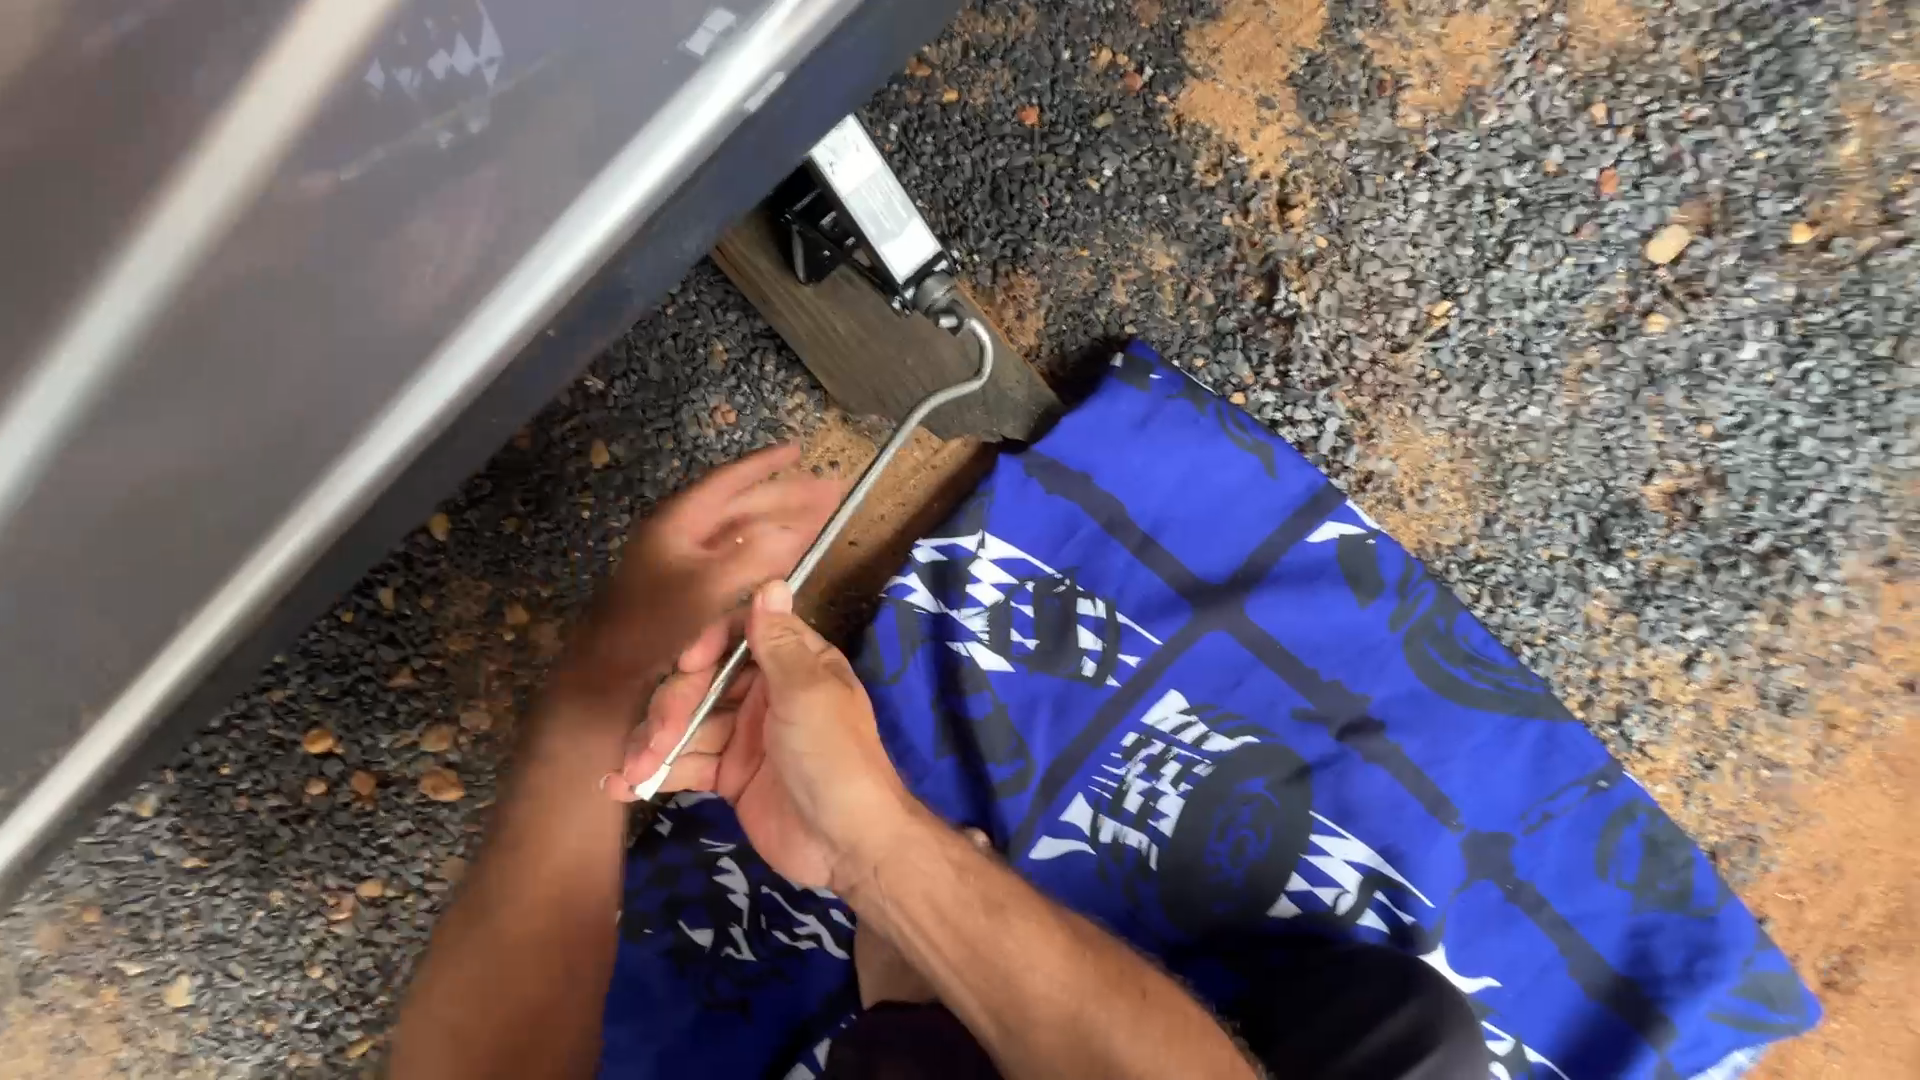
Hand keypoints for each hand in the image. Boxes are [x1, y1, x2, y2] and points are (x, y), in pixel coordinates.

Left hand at [554, 444, 840, 707]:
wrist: (608, 668)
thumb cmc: (651, 623)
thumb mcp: (705, 588)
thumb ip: (752, 558)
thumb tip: (792, 532)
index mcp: (681, 520)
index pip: (729, 481)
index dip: (765, 465)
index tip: (798, 450)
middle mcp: (684, 531)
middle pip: (742, 504)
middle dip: (786, 495)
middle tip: (828, 490)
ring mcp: (686, 556)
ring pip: (742, 529)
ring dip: (780, 521)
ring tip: (818, 516)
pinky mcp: (690, 582)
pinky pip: (737, 554)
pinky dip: (766, 550)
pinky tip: (786, 553)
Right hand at [613, 580, 917, 891]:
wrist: (848, 845)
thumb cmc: (835, 758)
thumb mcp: (808, 695)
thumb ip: (780, 643)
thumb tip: (773, 582)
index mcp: (795, 665)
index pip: (740, 636)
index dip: (708, 646)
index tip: (687, 666)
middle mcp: (767, 693)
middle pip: (704, 681)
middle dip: (674, 706)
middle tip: (658, 739)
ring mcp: (746, 736)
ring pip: (688, 723)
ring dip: (654, 743)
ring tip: (633, 770)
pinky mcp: (730, 776)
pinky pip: (686, 763)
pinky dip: (656, 772)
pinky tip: (624, 785)